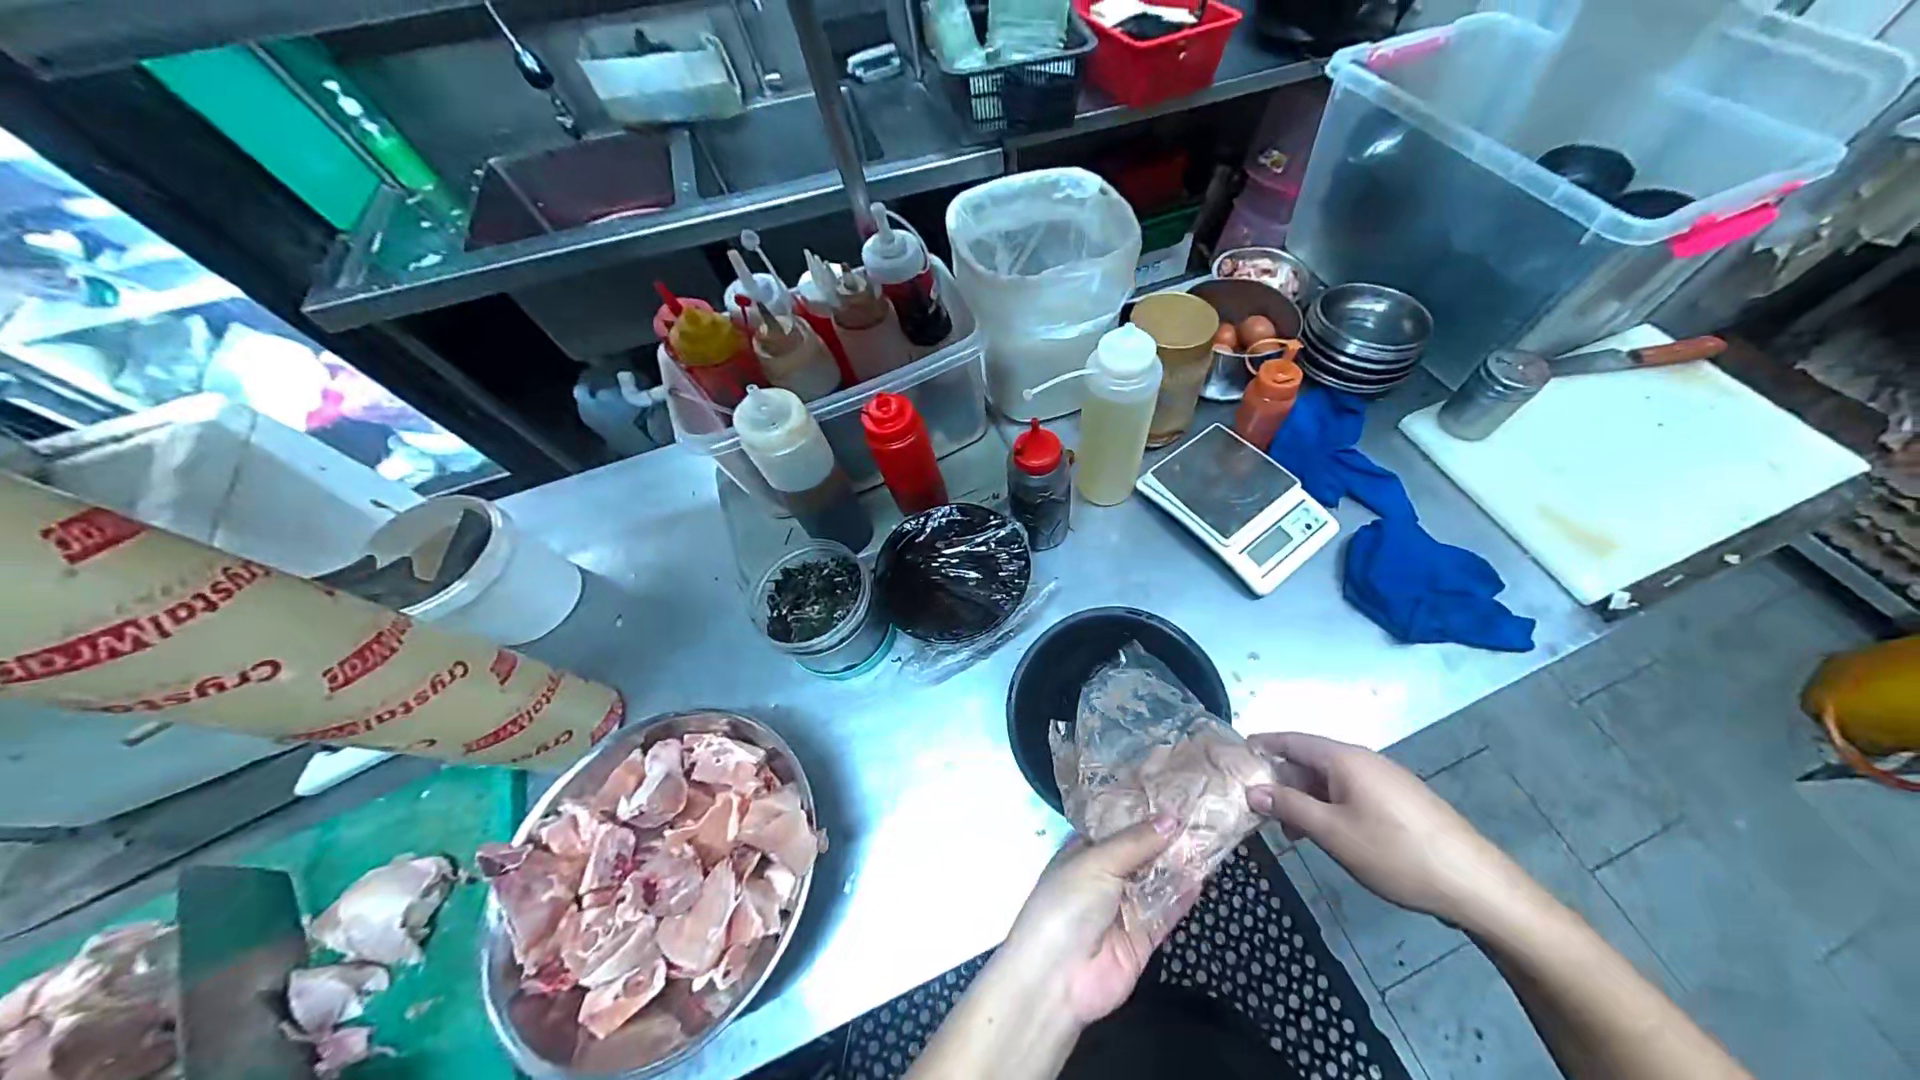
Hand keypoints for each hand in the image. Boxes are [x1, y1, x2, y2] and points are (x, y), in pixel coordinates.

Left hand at [997, 815, 1190, 1024]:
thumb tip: (1170, 819)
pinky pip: (1167, 912)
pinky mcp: (1143, 938)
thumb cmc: (1067, 903)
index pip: (1116, 827)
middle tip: (1200, 814)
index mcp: (1083, 852)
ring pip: (1157, 880)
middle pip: (1141, 853)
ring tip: (1209, 837)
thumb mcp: (1096, 861)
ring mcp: (1124, 907)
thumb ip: (1135, 842)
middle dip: (1165, 837)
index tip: (1172, 795)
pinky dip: (1183, 895)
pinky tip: (1203, 875)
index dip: (1141, 813)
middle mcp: (1105, 876)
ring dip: (1179, 863)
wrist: (1058, 977)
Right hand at [1244, 732, 1534, 929]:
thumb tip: (1252, 790)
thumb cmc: (1396, 853)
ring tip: (1290, 830)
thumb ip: (1288, 807)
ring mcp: (1386, 780)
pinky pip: (1351, 792)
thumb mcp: (1332, 832)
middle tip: (1257, 806)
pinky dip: (1329, 806)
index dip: (1261, 745)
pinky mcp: (1401, 801)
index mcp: (1345, 758)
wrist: (1477, 886)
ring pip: (1330, 779)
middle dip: (1281, 780)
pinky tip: (1327, 834)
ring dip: (1305, 798)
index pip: (1290, 740)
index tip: (1235, 756)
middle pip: (1309, 759)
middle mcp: (1364, 760)